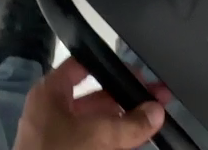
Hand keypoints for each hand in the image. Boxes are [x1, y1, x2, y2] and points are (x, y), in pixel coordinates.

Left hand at [14, 58, 167, 149]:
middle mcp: (54, 110)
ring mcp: (60, 135)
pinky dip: (116, 140)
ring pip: (99, 120)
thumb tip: (157, 112)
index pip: (84, 65)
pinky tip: (137, 139)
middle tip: (155, 96)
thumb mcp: (94, 136)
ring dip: (125, 119)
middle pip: (97, 94)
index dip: (111, 65)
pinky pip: (96, 141)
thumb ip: (127, 124)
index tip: (137, 71)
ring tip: (153, 118)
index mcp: (50, 93)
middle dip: (126, 96)